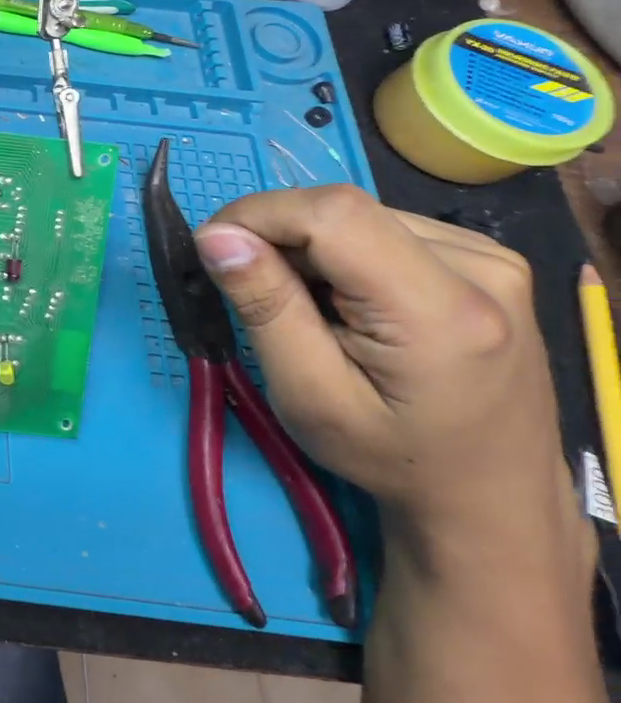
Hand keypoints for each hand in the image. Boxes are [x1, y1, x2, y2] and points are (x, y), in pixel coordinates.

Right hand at [193, 186, 572, 537]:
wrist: (488, 490)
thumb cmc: (390, 456)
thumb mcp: (308, 395)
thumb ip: (266, 308)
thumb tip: (216, 236)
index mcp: (440, 309)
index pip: (334, 213)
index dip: (257, 215)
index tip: (210, 252)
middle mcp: (481, 265)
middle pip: (345, 211)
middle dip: (277, 238)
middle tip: (252, 296)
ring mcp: (492, 257)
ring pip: (360, 216)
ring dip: (308, 249)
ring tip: (304, 310)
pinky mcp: (488, 259)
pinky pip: (385, 229)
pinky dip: (341, 255)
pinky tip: (344, 303)